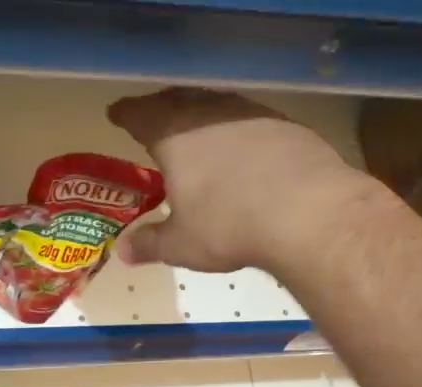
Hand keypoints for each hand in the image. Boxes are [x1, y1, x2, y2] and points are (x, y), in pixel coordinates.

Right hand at [107, 87, 382, 272]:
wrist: (305, 211)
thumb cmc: (227, 226)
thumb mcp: (179, 244)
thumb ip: (149, 243)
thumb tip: (124, 251)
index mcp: (175, 138)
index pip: (141, 115)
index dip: (126, 114)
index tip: (116, 113)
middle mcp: (210, 115)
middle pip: (178, 100)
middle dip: (161, 107)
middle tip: (151, 115)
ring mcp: (250, 116)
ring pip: (215, 104)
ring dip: (199, 114)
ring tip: (192, 128)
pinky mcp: (284, 126)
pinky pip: (246, 119)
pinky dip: (232, 129)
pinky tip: (236, 148)